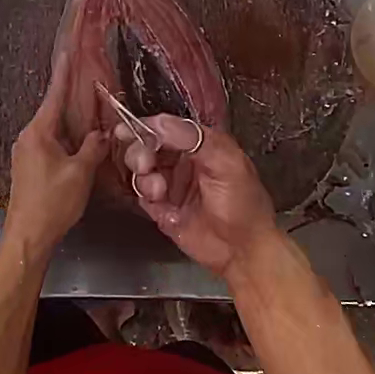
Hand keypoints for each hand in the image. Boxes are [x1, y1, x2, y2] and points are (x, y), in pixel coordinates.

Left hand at [5, 58, 109, 251]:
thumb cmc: (52, 203)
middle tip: (90, 83)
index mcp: (38, 133)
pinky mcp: (29, 166)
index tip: (67, 52)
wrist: (28, 235)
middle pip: (53, 111)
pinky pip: (51, 144)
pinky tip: (82, 143)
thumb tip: (102, 134)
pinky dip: (67, 139)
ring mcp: (26, 152)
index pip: (53, 95)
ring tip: (92, 113)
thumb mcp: (80, 173)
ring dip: (72, 123)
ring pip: (53, 129)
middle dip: (72, 99)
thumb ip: (93, 148)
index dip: (63, 73)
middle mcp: (28, 137)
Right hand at [115, 117, 278, 275]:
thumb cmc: (244, 206)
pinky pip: (140, 191)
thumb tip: (160, 122)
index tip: (130, 130)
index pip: (167, 127)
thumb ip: (194, 140)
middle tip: (145, 163)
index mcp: (201, 144)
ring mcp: (170, 183)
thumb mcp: (226, 164)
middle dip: (140, 151)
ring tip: (157, 188)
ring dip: (143, 174)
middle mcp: (183, 161)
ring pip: (140, 167)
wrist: (242, 251)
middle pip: (147, 144)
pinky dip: (144, 192)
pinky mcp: (160, 206)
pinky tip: (158, 200)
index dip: (148, 127)